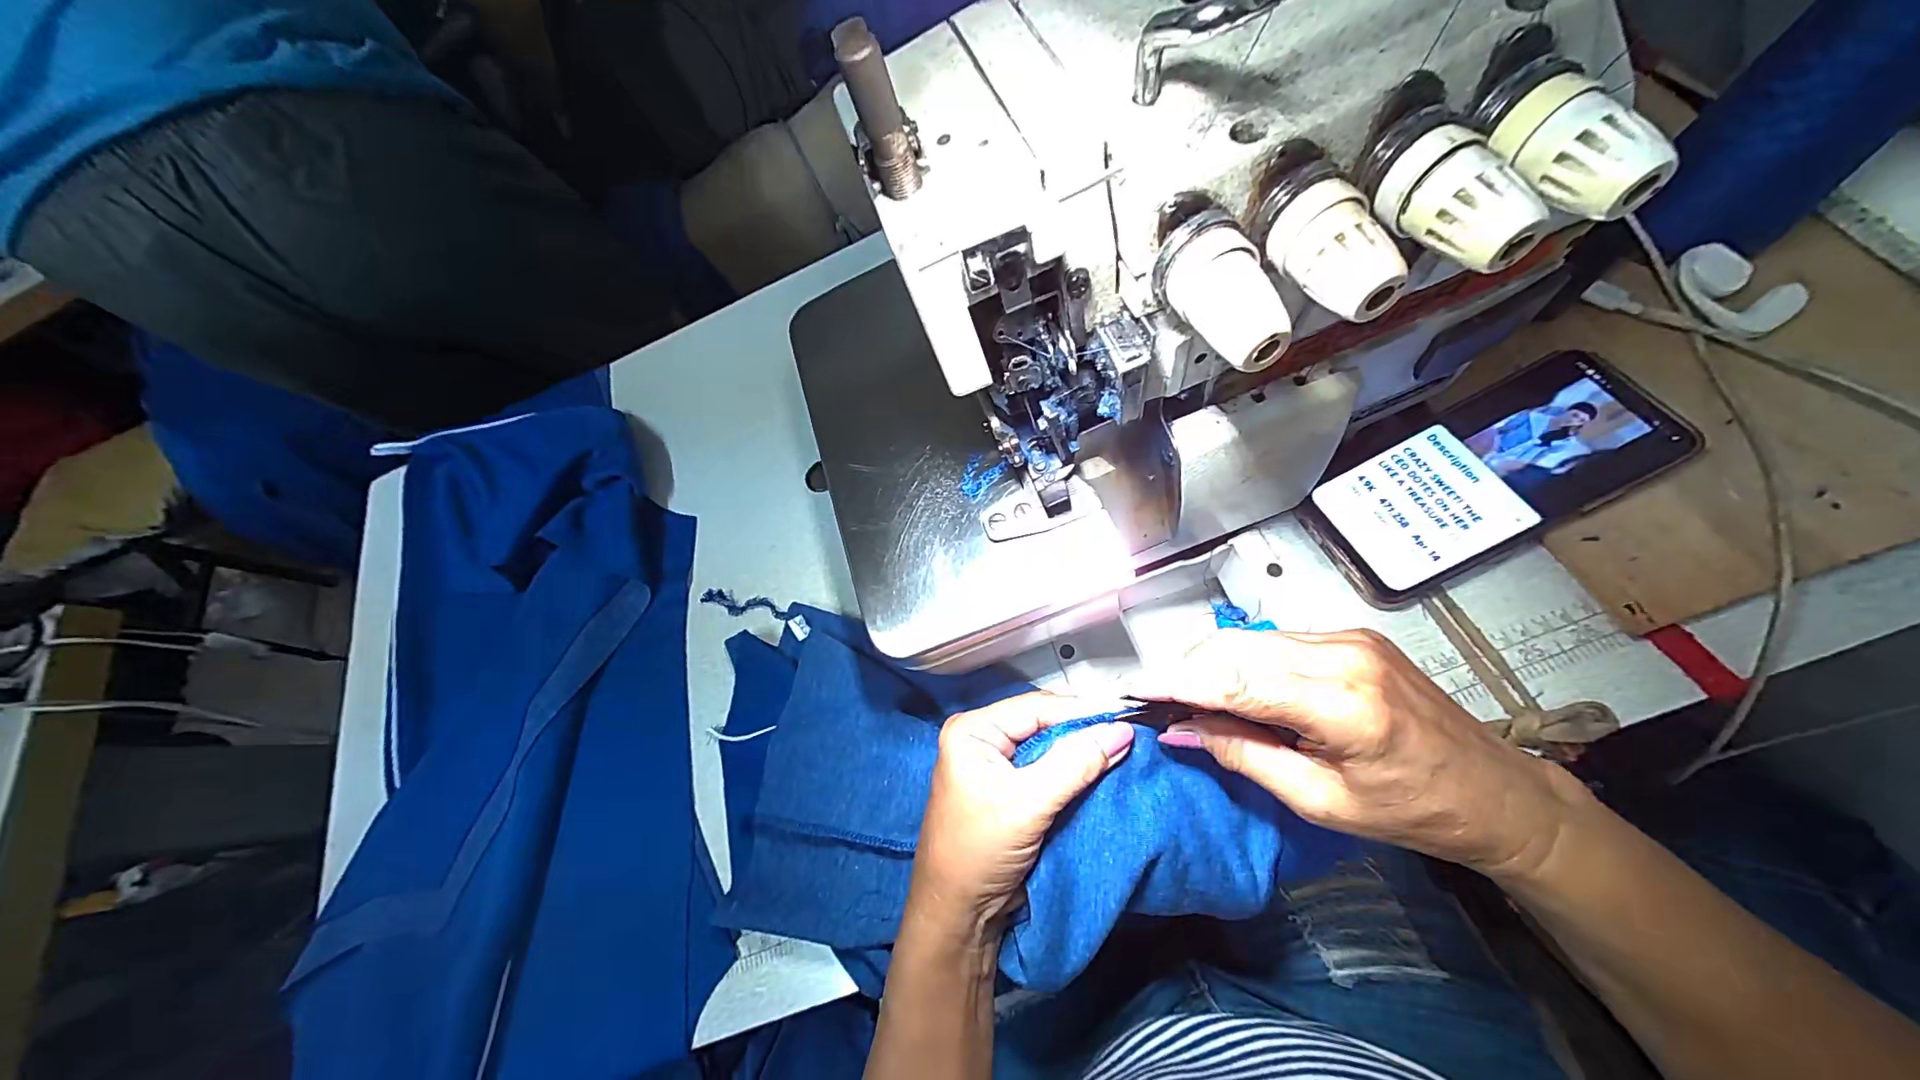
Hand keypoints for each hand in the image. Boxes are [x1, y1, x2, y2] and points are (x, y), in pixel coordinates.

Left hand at [906, 692, 1134, 938]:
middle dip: (1084, 729)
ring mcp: (996, 764)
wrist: (959, 913)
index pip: (1036, 708)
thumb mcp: (1028, 804)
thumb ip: (1075, 764)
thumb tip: (1121, 732)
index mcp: (973, 731)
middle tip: (1130, 733)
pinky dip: (1075, 769)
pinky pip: (1050, 768)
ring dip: (1083, 750)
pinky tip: (1103, 768)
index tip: (1126, 717)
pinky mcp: (1011, 788)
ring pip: (1050, 745)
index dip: (1082, 711)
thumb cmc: (978, 853)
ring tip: (1124, 748)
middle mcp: (982, 739)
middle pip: (1044, 723)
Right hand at [1131, 629, 1594, 879]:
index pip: (1234, 680)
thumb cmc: (1414, 810)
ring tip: (1185, 692)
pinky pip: (1275, 640)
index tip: (1137, 690)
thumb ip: (1244, 756)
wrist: (1497, 790)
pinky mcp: (1351, 634)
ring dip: (1210, 661)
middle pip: (1234, 647)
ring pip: (1250, 638)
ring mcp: (1349, 638)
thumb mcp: (1321, 802)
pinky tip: (1231, 683)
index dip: (1177, 683)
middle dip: (1185, 668)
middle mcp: (1344, 656)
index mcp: (1343, 705)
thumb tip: (1184, 730)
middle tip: (1155, 695)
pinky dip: (1241, 659)